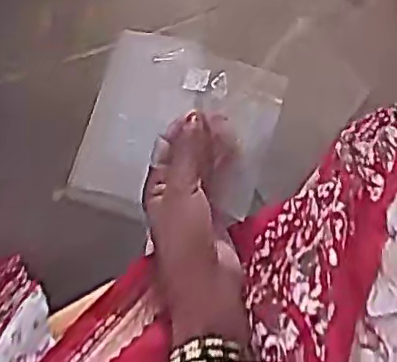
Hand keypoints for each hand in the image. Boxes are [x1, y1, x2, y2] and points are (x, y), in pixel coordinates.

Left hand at [143, 112, 249, 346]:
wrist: (210, 288)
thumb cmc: (187, 241)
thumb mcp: (183, 193)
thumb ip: (189, 154)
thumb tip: (193, 117)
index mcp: (158, 190)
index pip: (168, 149)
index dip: (182, 129)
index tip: (200, 108)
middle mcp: (175, 195)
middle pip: (188, 156)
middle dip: (201, 135)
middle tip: (220, 114)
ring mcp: (198, 204)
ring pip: (206, 166)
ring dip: (216, 146)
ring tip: (230, 126)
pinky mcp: (219, 212)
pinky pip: (222, 180)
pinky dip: (228, 163)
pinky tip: (238, 150)